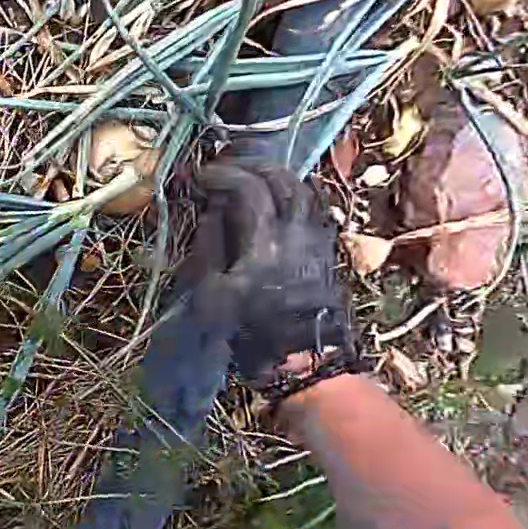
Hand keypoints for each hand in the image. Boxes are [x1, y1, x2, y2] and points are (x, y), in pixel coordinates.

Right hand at [160, 163, 351, 387]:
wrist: (306, 361)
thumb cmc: (252, 330)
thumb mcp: (212, 293)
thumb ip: (210, 246)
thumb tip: (210, 213)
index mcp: (265, 242)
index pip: (248, 188)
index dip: (222, 175)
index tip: (201, 178)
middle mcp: (296, 232)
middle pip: (282, 180)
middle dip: (251, 167)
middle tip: (226, 169)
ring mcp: (317, 239)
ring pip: (304, 190)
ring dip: (275, 177)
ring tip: (251, 179)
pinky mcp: (326, 250)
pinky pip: (313, 207)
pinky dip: (293, 195)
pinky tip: (277, 202)